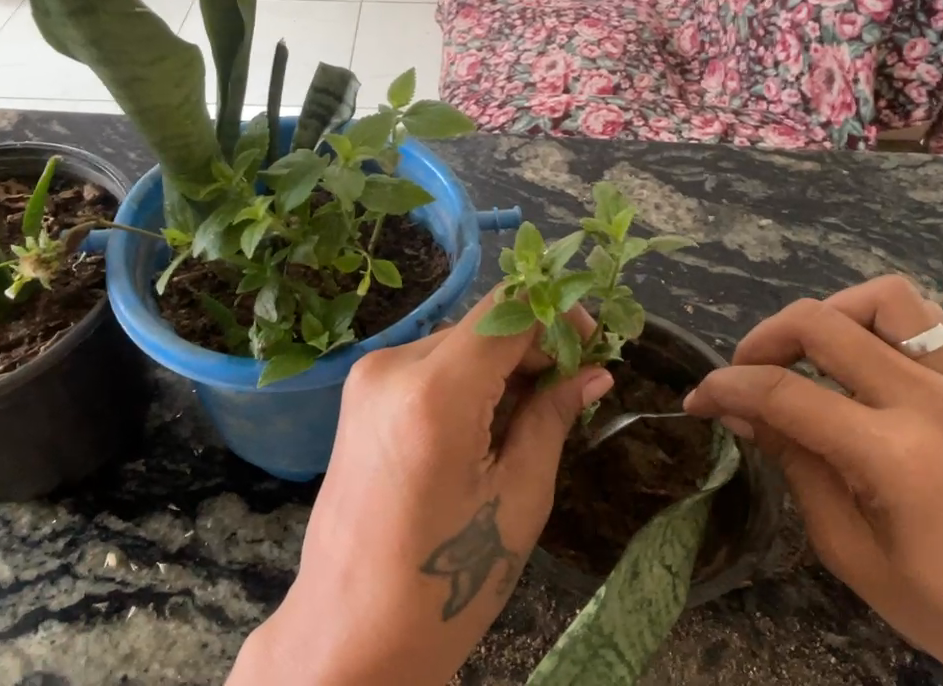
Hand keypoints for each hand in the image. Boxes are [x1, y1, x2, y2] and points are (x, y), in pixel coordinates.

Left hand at [228, 291, 612, 685]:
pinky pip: (429, 366)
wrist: (348, 634)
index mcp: (434, 390)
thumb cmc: (444, 583)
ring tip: (531, 420)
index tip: (594, 349)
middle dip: (534, 347)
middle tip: (573, 392)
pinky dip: (467, 381)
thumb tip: (593, 373)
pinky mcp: (360, 397)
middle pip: (482, 324)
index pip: (508, 309)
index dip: (559, 316)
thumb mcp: (518, 499)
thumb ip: (552, 418)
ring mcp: (369, 379)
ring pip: (457, 344)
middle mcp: (393, 365)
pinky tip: (487, 426)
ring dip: (501, 366)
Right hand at [684, 276, 942, 685]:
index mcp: (895, 455)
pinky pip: (924, 321)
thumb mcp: (854, 556)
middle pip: (822, 323)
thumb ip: (797, 469)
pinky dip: (873, 320)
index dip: (728, 388)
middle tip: (741, 376)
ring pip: (882, 298)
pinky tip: (854, 361)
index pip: (785, 392)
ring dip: (827, 313)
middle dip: (762, 339)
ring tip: (802, 355)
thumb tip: (744, 414)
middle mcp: (929, 402)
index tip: (696, 400)